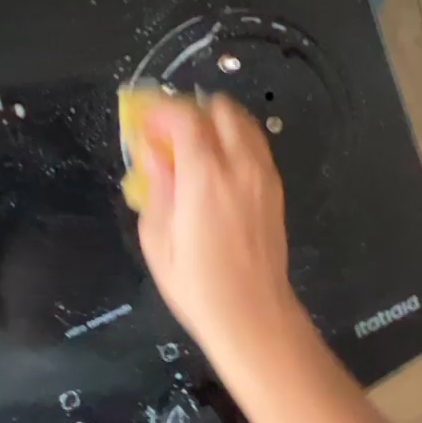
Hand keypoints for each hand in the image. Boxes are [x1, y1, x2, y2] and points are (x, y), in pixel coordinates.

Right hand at [131, 95, 295, 341]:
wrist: (253, 313)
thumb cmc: (198, 285)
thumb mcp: (158, 239)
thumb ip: (156, 186)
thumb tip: (152, 154)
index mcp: (205, 177)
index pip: (186, 116)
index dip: (161, 110)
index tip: (145, 121)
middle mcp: (240, 166)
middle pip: (221, 108)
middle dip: (192, 111)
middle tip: (170, 132)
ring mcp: (264, 175)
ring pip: (244, 122)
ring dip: (216, 123)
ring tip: (193, 147)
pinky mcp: (276, 187)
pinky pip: (256, 145)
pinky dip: (236, 141)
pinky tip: (218, 167)